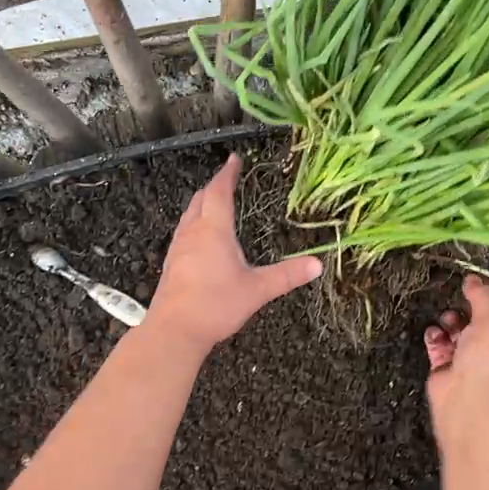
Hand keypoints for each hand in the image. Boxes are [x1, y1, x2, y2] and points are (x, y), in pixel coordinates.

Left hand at [144, 154, 322, 351]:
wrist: (174, 330)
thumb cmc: (216, 305)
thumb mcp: (257, 290)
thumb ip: (287, 276)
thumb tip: (317, 265)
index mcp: (214, 230)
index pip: (219, 191)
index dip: (227, 174)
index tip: (234, 160)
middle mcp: (192, 233)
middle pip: (200, 199)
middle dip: (213, 187)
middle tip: (226, 181)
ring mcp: (178, 248)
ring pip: (188, 216)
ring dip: (201, 205)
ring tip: (213, 205)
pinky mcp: (171, 265)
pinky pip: (183, 234)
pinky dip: (193, 225)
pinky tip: (200, 240)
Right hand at [424, 275, 488, 441]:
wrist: (466, 402)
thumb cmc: (486, 360)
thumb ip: (482, 297)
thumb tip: (472, 279)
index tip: (479, 276)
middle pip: (481, 316)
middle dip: (469, 305)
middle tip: (460, 295)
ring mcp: (469, 355)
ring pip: (458, 328)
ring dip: (450, 320)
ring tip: (447, 321)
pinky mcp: (447, 364)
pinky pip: (439, 343)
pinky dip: (435, 337)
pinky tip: (434, 336)